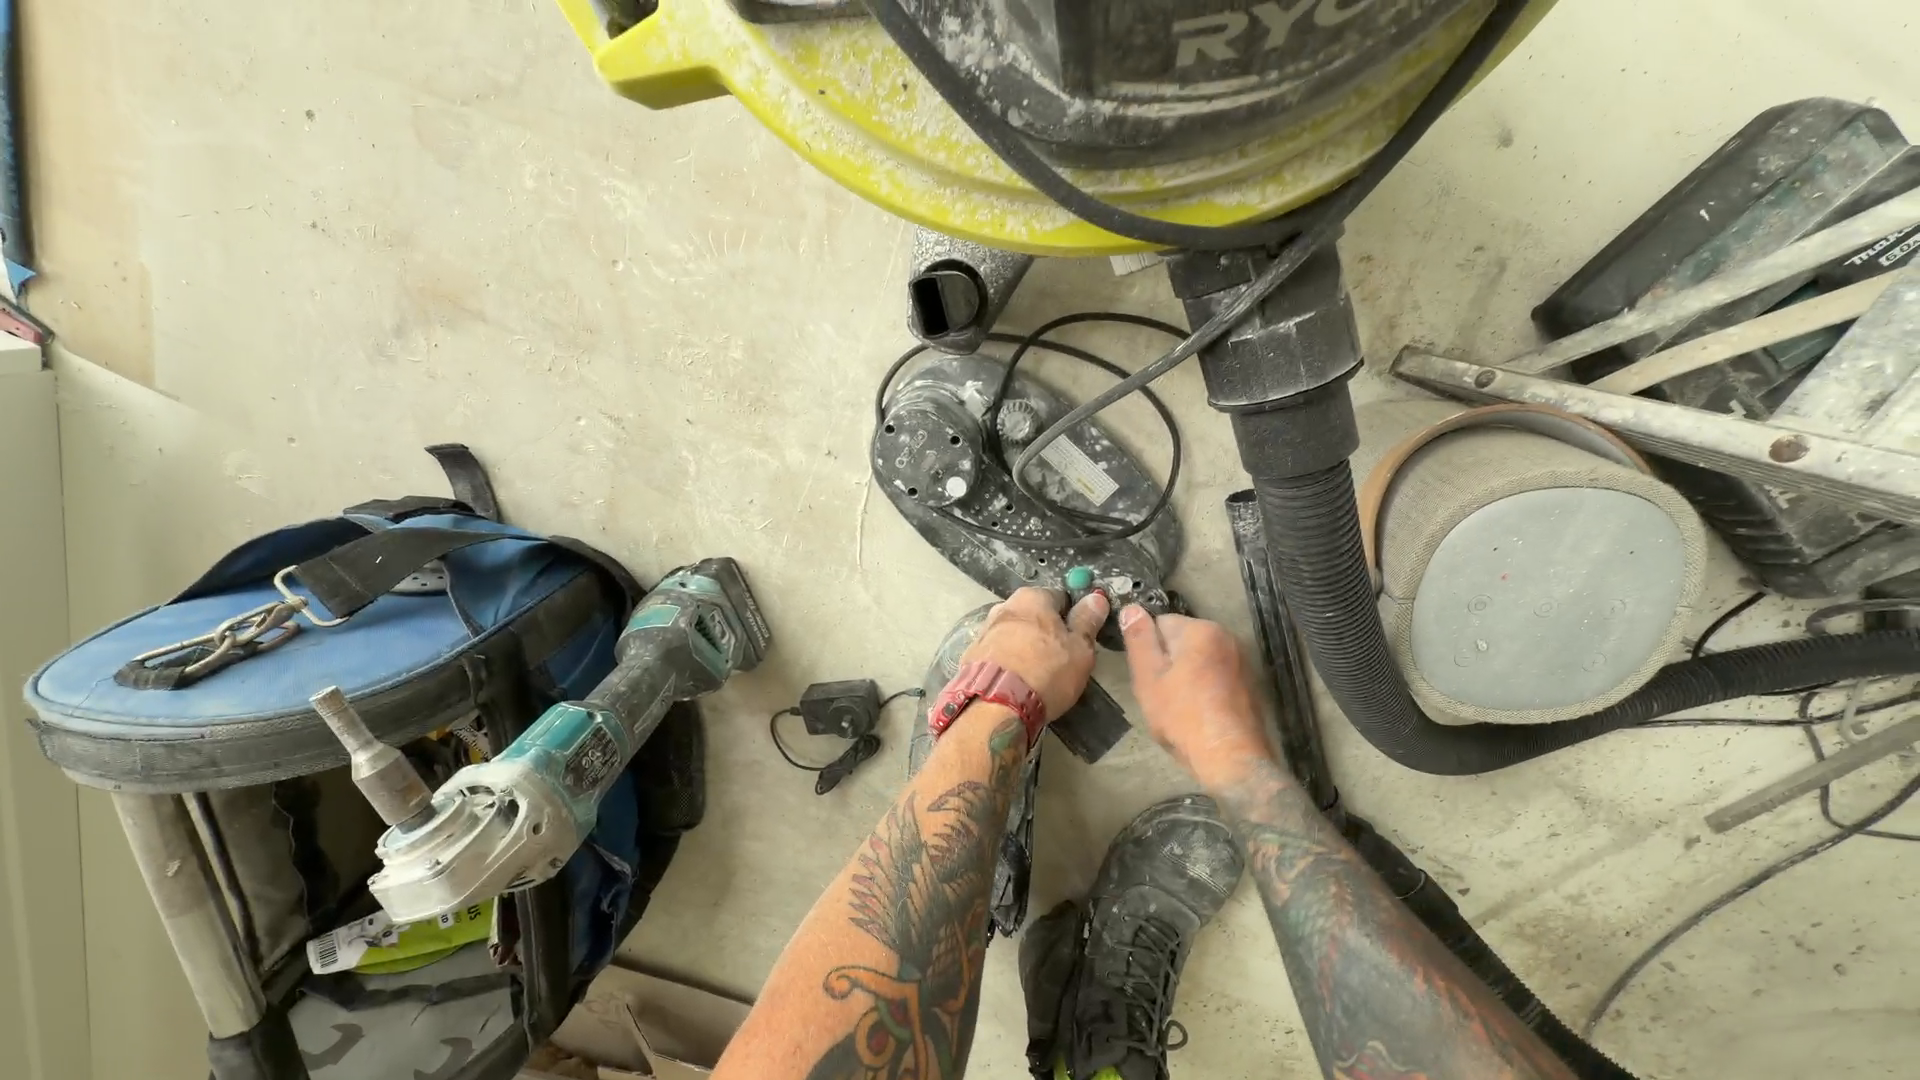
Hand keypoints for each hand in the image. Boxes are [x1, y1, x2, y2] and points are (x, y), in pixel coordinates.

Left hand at [960, 587, 1108, 722]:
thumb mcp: (1080, 649)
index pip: (1060, 597)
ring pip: (1013, 634)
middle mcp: (1004, 606)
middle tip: (1059, 659)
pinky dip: (1007, 662)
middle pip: (1034, 615)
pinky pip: (997, 653)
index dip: (1072, 617)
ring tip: (1036, 674)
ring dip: (1024, 647)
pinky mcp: (970, 655)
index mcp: (1032, 597)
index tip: (1078, 639)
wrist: (995, 706)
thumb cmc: (1046, 672)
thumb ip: (1088, 621)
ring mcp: (983, 630)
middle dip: (1045, 632)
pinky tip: (1015, 681)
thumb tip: (1096, 597)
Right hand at [1119, 607, 1274, 787]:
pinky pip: (1216, 675)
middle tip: (1159, 694)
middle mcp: (1227, 637)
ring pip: (1199, 658)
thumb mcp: (1149, 678)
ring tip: (1179, 706)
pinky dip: (1205, 687)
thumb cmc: (1182, 717)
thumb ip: (1139, 639)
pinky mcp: (1250, 683)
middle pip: (1182, 640)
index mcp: (1201, 630)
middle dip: (1168, 661)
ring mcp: (1242, 660)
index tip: (1146, 676)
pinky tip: (1198, 712)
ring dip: (1186, 674)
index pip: (1160, 623)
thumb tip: (1131, 608)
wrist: (1230, 759)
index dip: (1147, 649)